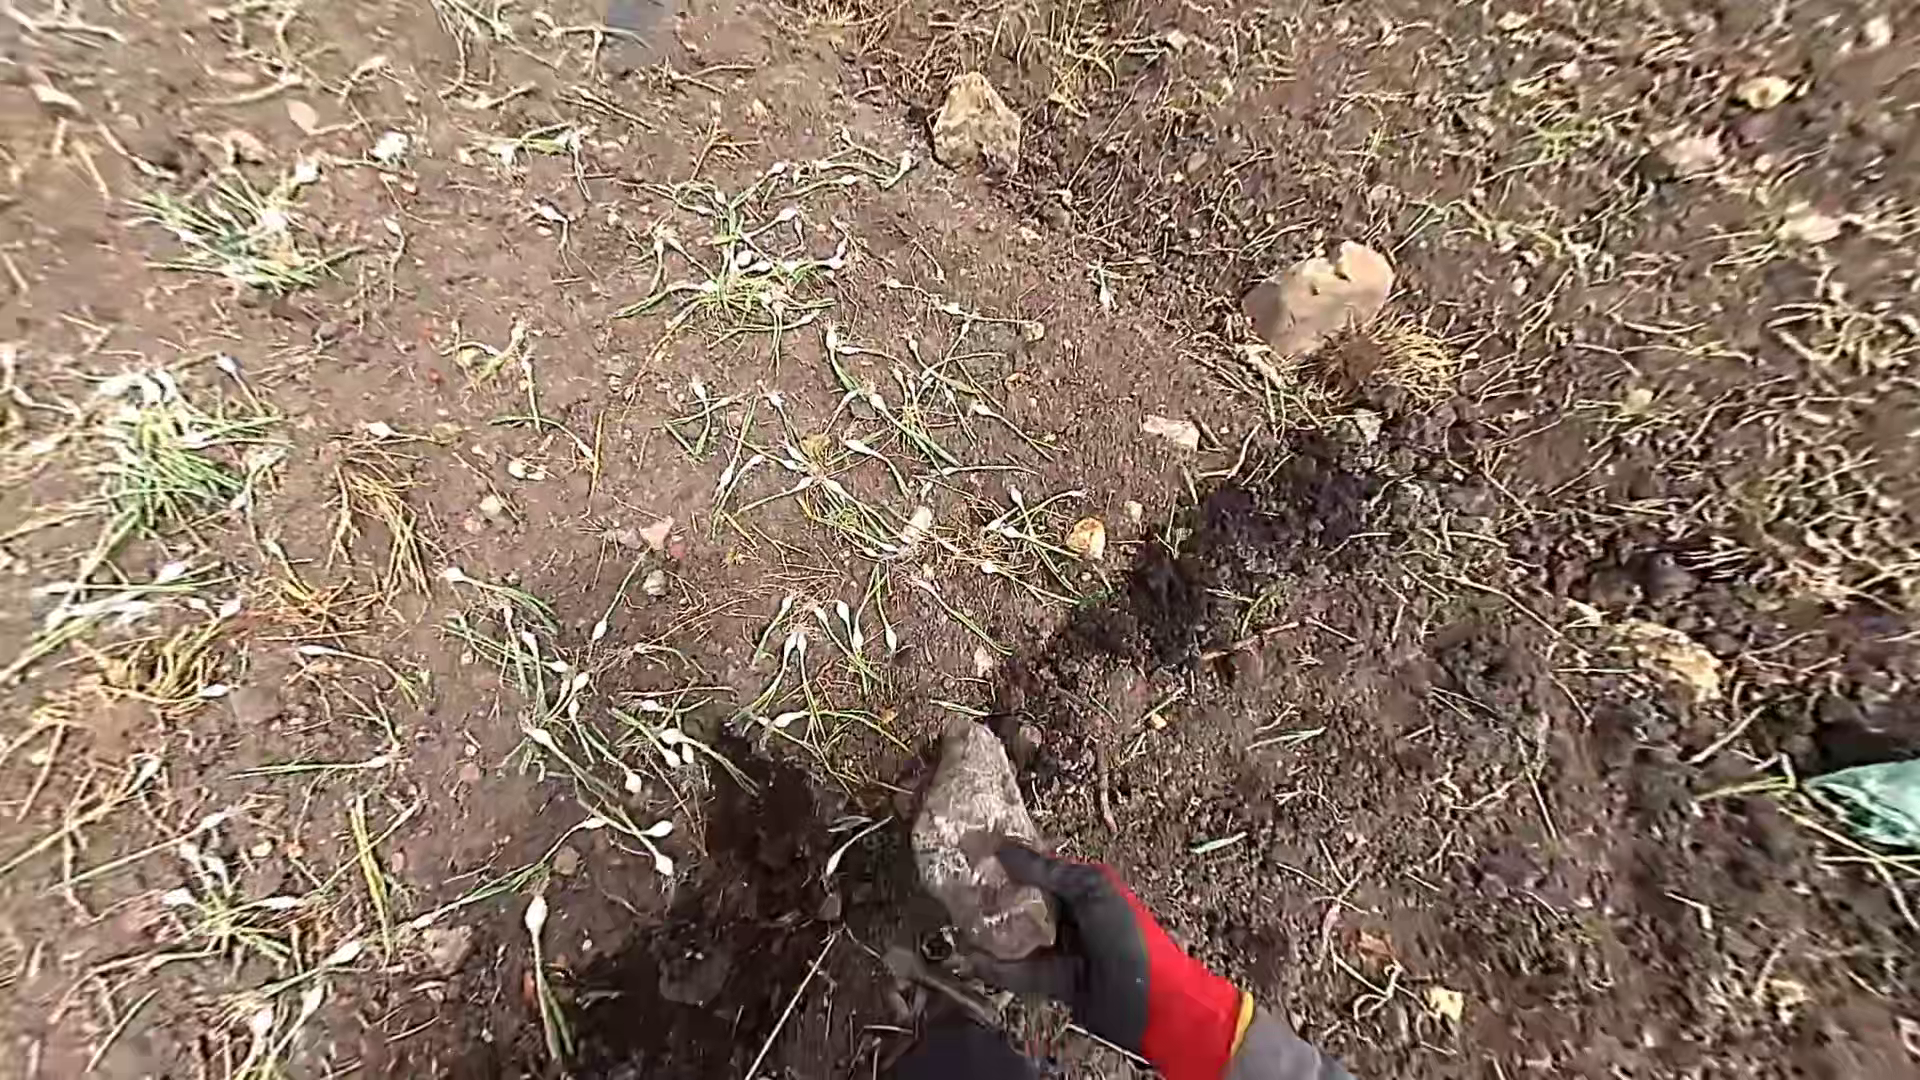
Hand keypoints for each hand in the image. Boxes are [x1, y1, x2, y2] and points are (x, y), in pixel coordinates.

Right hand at [972, 843, 1249, 1079]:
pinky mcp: (1054, 980)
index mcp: (1081, 882)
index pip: (1038, 864)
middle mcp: (1068, 910)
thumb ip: (1046, 872)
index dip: (1010, 857)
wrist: (1157, 1005)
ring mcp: (1060, 945)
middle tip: (959, 883)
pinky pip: (1021, 969)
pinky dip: (998, 966)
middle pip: (1024, 897)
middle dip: (995, 892)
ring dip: (992, 929)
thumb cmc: (1127, 935)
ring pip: (1018, 932)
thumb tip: (1003, 849)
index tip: (977, 849)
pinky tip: (973, 958)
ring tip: (958, 919)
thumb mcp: (1089, 891)